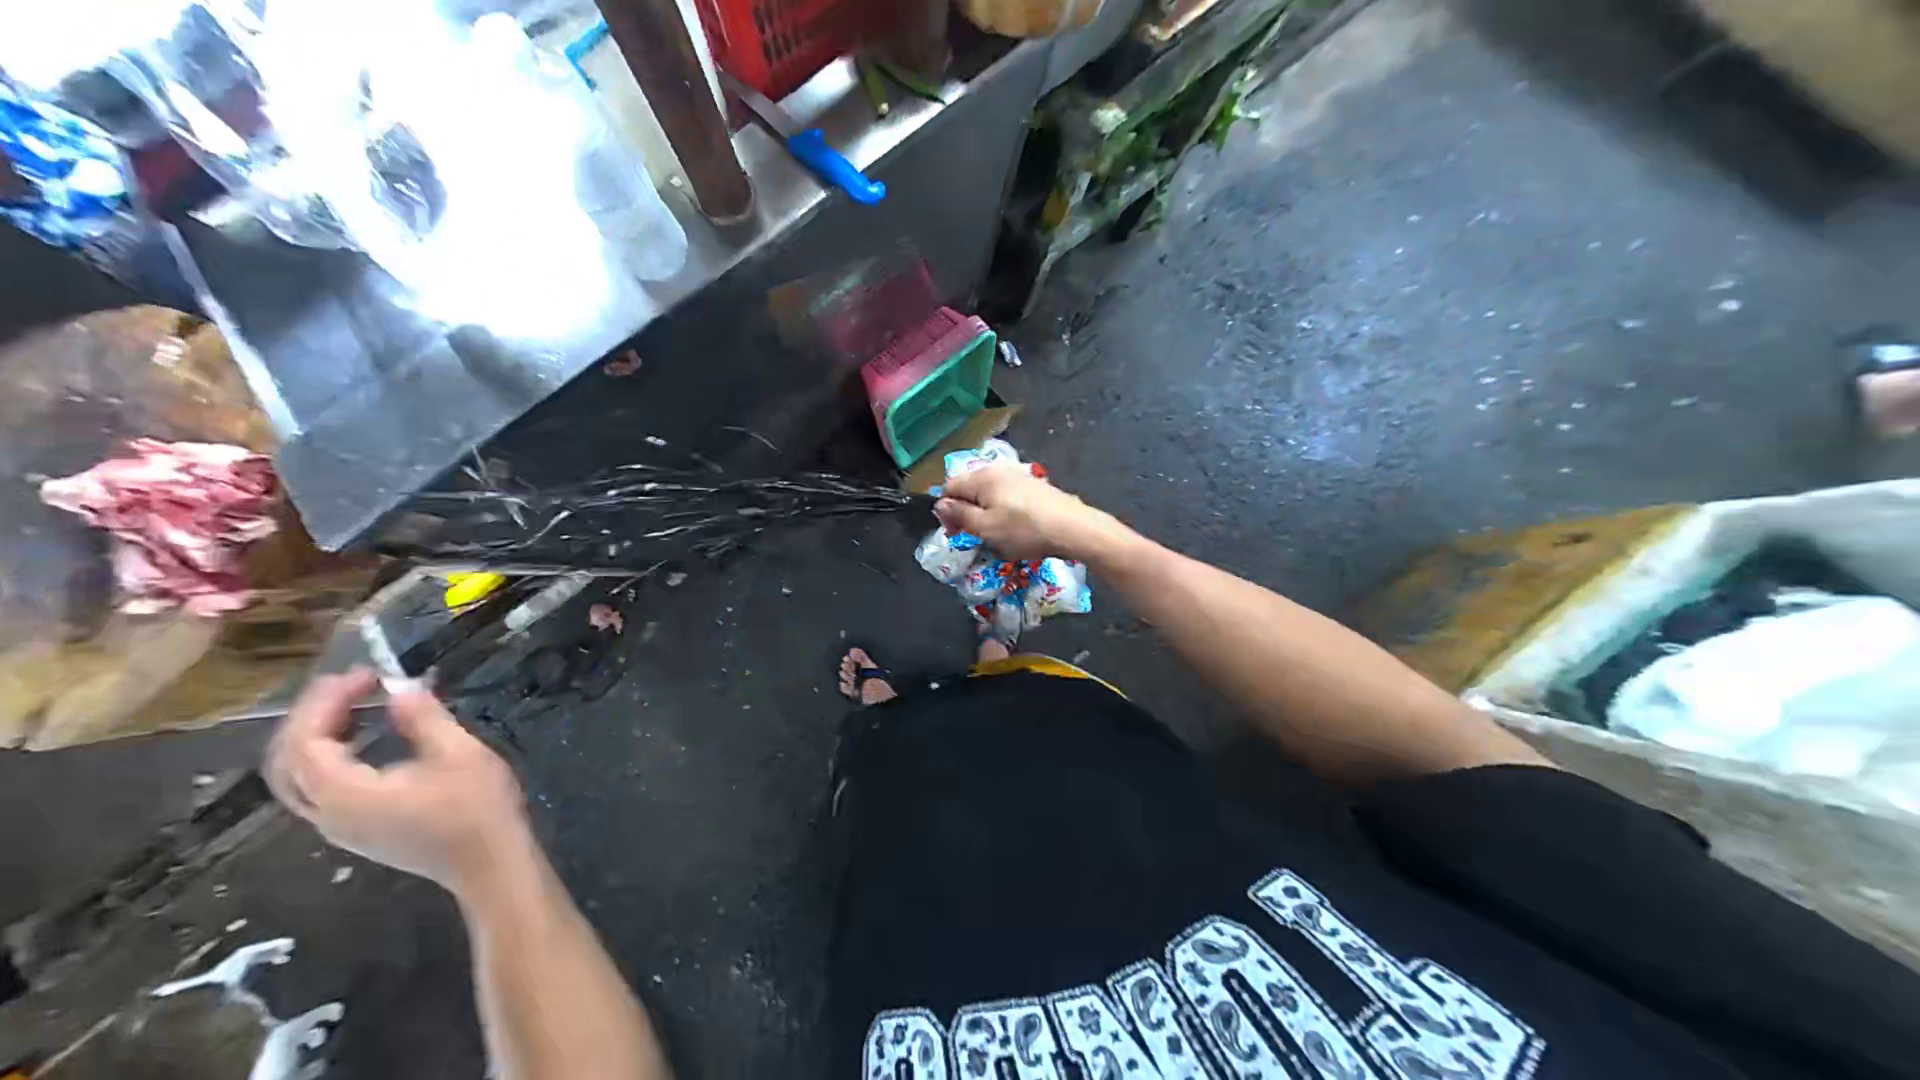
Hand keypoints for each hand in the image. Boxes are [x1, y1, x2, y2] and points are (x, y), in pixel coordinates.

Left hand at [266, 669, 528, 896]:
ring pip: (299, 777)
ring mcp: (339, 826)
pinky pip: (319, 788)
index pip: (305, 742)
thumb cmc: (477, 807)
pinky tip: (366, 738)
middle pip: (287, 762)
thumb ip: (423, 719)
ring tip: (356, 704)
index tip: (365, 674)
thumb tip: (400, 689)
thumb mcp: (459, 754)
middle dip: (312, 717)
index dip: (326, 702)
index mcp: (345, 794)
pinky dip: (330, 755)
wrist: (490, 862)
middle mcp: (327, 814)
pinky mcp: (357, 829)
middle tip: (350, 684)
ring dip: (318, 735)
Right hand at [934, 463, 1130, 562]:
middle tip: (974, 538)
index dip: (946, 510)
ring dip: (985, 515)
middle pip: (969, 489)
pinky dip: (1003, 513)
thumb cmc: (1024, 529)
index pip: (949, 487)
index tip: (954, 533)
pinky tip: (1015, 530)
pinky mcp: (1034, 488)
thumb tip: (940, 504)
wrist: (1073, 528)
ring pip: (988, 495)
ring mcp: (1018, 477)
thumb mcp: (985, 528)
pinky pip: (1007, 498)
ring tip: (996, 537)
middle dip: (966, 513)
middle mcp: (998, 470)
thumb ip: (959, 515)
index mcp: (982, 477)